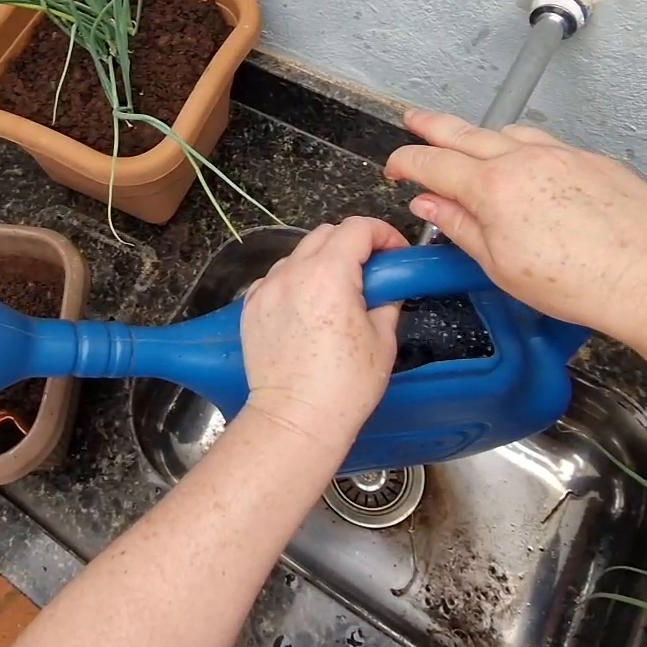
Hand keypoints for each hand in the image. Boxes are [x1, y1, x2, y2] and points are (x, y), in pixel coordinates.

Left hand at [237, 217, 407, 453]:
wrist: (296, 418)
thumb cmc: (344, 386)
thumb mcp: (382, 340)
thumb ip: (385, 300)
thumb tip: (387, 287)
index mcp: (328, 275)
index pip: (356, 228)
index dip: (382, 234)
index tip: (395, 253)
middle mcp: (292, 273)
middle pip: (325, 234)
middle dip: (353, 244)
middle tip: (372, 271)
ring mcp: (266, 288)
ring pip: (298, 255)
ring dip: (322, 262)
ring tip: (338, 293)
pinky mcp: (251, 306)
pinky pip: (276, 279)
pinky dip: (295, 282)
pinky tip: (308, 308)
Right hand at [383, 110, 646, 341]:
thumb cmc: (580, 285)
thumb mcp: (499, 266)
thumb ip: (459, 226)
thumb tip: (429, 203)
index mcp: (492, 189)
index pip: (431, 162)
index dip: (404, 162)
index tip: (395, 169)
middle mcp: (524, 160)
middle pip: (463, 132)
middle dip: (431, 124)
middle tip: (413, 119)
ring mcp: (563, 154)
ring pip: (507, 132)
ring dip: (480, 135)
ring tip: (468, 146)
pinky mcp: (594, 161)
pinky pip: (546, 143)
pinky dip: (523, 148)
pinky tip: (526, 169)